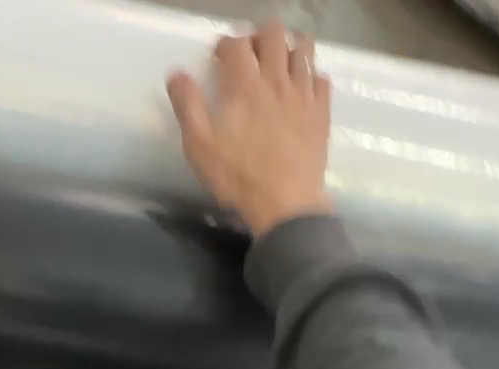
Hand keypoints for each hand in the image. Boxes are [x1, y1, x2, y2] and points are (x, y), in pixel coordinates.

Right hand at [167, 21, 332, 236]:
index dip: (225, 45)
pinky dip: (310, 75)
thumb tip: (176, 75)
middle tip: (250, 54)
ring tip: (278, 63)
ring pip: (302, 49)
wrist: (285, 203)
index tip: (218, 57)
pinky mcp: (322, 111)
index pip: (236, 45)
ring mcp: (303, 93)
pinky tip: (301, 88)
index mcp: (244, 86)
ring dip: (288, 48)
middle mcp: (276, 80)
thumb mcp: (200, 148)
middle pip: (273, 35)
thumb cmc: (237, 178)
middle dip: (259, 36)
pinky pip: (321, 78)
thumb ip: (188, 107)